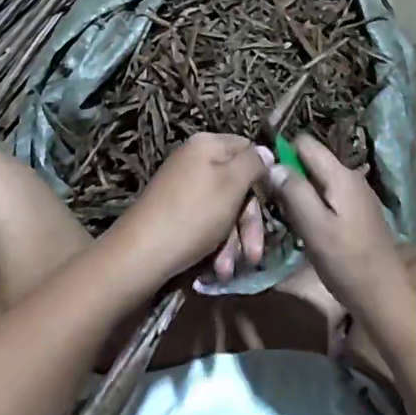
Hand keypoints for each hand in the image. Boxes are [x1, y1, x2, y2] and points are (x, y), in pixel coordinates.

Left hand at [106, 133, 274, 290]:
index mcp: (207, 145)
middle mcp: (195, 161)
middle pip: (238, 186)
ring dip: (233, 241)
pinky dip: (215, 245)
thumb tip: (265, 152)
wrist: (142, 253)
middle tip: (254, 255)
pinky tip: (215, 268)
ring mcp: (184, 187)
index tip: (273, 203)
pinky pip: (206, 224)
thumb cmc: (193, 214)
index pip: (248, 149)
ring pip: (224, 210)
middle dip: (247, 223)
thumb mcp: (231, 184)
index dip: (262, 176)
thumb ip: (253, 164)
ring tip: (227, 269)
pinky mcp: (177, 212)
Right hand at [268, 133, 407, 313]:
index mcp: (341, 175)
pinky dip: (313, 205)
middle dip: (289, 175)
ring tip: (287, 216)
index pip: (305, 143)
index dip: (283, 153)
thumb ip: (293, 191)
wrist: (385, 297)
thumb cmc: (347, 262)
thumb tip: (273, 164)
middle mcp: (351, 177)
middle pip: (311, 161)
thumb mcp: (314, 226)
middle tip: (273, 201)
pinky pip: (328, 196)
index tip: (267, 177)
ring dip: (300, 193)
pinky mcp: (357, 213)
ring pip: (318, 180)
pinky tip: (307, 227)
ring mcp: (356, 195)